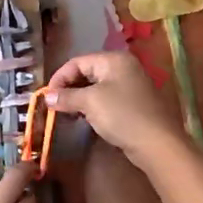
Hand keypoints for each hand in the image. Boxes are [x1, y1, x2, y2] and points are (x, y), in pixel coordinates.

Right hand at [45, 52, 180, 163]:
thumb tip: (47, 97)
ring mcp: (129, 85)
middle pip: (86, 72)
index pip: (77, 62)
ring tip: (65, 113)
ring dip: (78, 99)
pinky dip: (91, 106)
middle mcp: (123, 67)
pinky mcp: (132, 103)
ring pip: (95, 87)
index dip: (59, 77)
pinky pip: (105, 99)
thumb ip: (67, 96)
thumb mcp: (90, 102)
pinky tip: (83, 118)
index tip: (46, 97)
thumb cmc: (121, 115)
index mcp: (113, 59)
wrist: (155, 142)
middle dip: (68, 88)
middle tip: (54, 106)